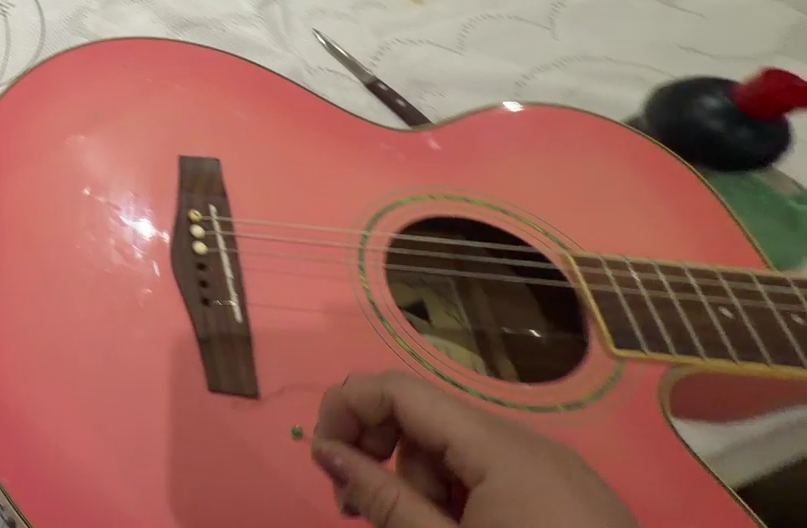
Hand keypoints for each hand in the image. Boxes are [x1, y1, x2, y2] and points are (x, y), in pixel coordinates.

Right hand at [312, 371, 637, 527]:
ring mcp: (559, 472)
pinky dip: (457, 493)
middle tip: (356, 505)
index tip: (320, 457)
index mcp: (503, 448)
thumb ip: (381, 497)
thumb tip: (322, 450)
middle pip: (423, 417)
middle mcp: (531, 444)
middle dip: (379, 452)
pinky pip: (492, 472)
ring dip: (417, 479)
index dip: (346, 408)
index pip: (398, 389)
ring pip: (453, 447)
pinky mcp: (574, 499)